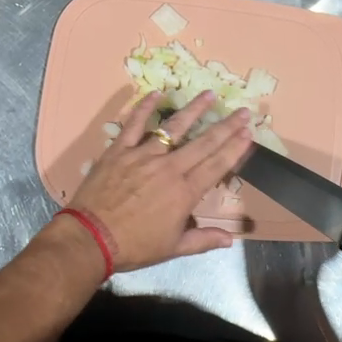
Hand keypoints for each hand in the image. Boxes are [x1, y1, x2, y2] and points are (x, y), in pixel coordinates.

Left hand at [64, 91, 252, 271]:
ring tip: (209, 94)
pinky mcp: (120, 149)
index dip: (235, 148)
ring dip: (193, 109)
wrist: (92, 238)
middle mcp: (169, 168)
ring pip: (173, 127)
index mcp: (184, 193)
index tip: (249, 132)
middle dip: (226, 125)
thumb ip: (203, 240)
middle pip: (203, 142)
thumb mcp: (173, 248)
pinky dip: (145, 107)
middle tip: (242, 110)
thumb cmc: (134, 246)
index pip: (217, 165)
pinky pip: (134, 123)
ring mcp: (143, 155)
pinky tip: (157, 93)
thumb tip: (231, 238)